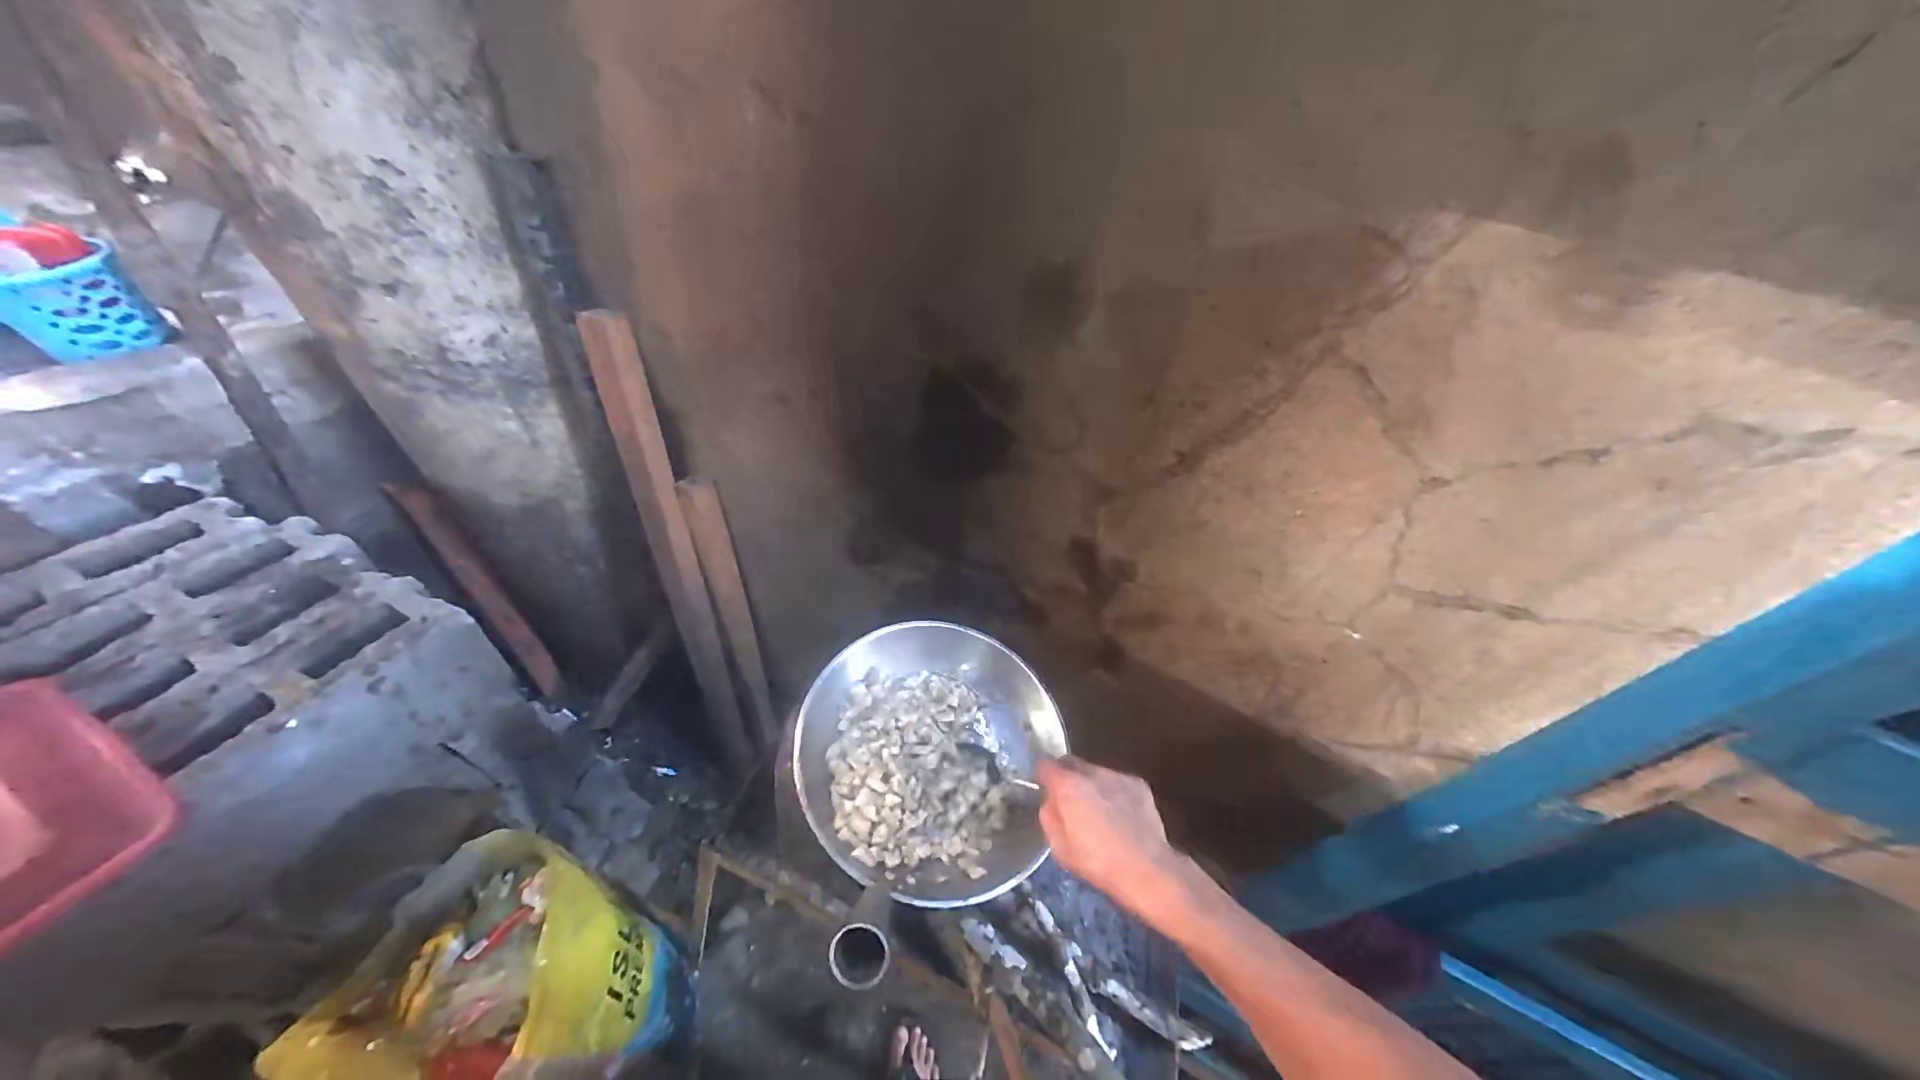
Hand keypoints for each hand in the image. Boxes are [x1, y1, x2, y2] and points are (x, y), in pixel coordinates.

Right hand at [1036, 757, 1190, 920]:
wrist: (1147, 869)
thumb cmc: (1098, 862)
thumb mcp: (1059, 847)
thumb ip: (1049, 816)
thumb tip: (1051, 801)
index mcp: (1068, 786)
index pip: (1045, 764)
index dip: (1042, 775)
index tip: (1045, 788)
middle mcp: (1092, 773)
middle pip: (1071, 762)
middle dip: (1066, 776)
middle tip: (1070, 802)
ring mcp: (1118, 776)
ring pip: (1095, 771)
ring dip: (1091, 785)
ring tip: (1099, 812)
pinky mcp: (1138, 784)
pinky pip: (1117, 781)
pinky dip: (1113, 792)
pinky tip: (1121, 815)